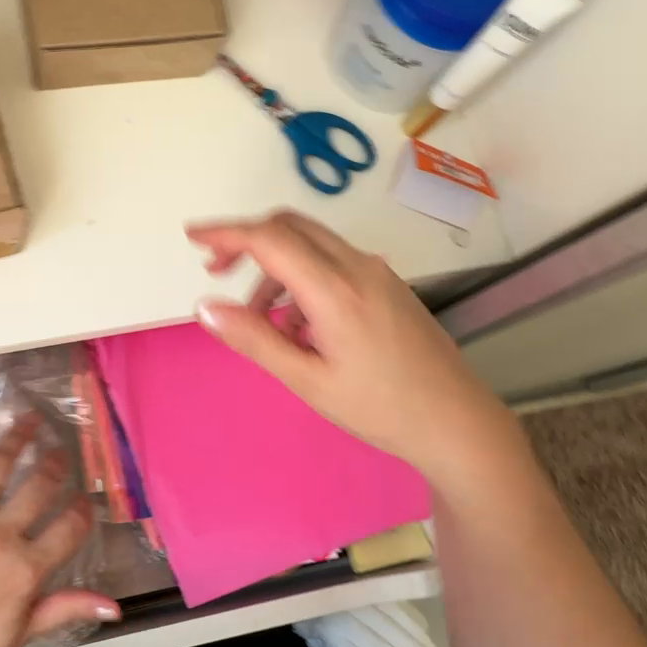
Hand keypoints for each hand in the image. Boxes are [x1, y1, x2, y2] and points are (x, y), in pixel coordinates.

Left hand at [0, 411, 116, 646]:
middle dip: (54, 465)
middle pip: (37, 488)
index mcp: (26, 568)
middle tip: (60, 449)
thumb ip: (65, 609)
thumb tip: (114, 606)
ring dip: (14, 439)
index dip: (82, 511)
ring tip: (26, 419)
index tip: (86, 500)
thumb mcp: (20, 634)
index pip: (69, 528)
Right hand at [186, 210, 519, 481]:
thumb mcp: (306, 379)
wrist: (454, 420)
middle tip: (215, 271)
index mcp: (335, 289)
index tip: (192, 236)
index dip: (226, 233)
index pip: (270, 239)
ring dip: (274, 266)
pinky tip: (298, 325)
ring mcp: (377, 272)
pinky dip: (301, 277)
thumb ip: (254, 339)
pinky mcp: (387, 285)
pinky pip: (332, 262)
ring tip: (259, 319)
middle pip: (291, 226)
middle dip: (247, 240)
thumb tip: (205, 307)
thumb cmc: (377, 407)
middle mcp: (358, 266)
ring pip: (312, 243)